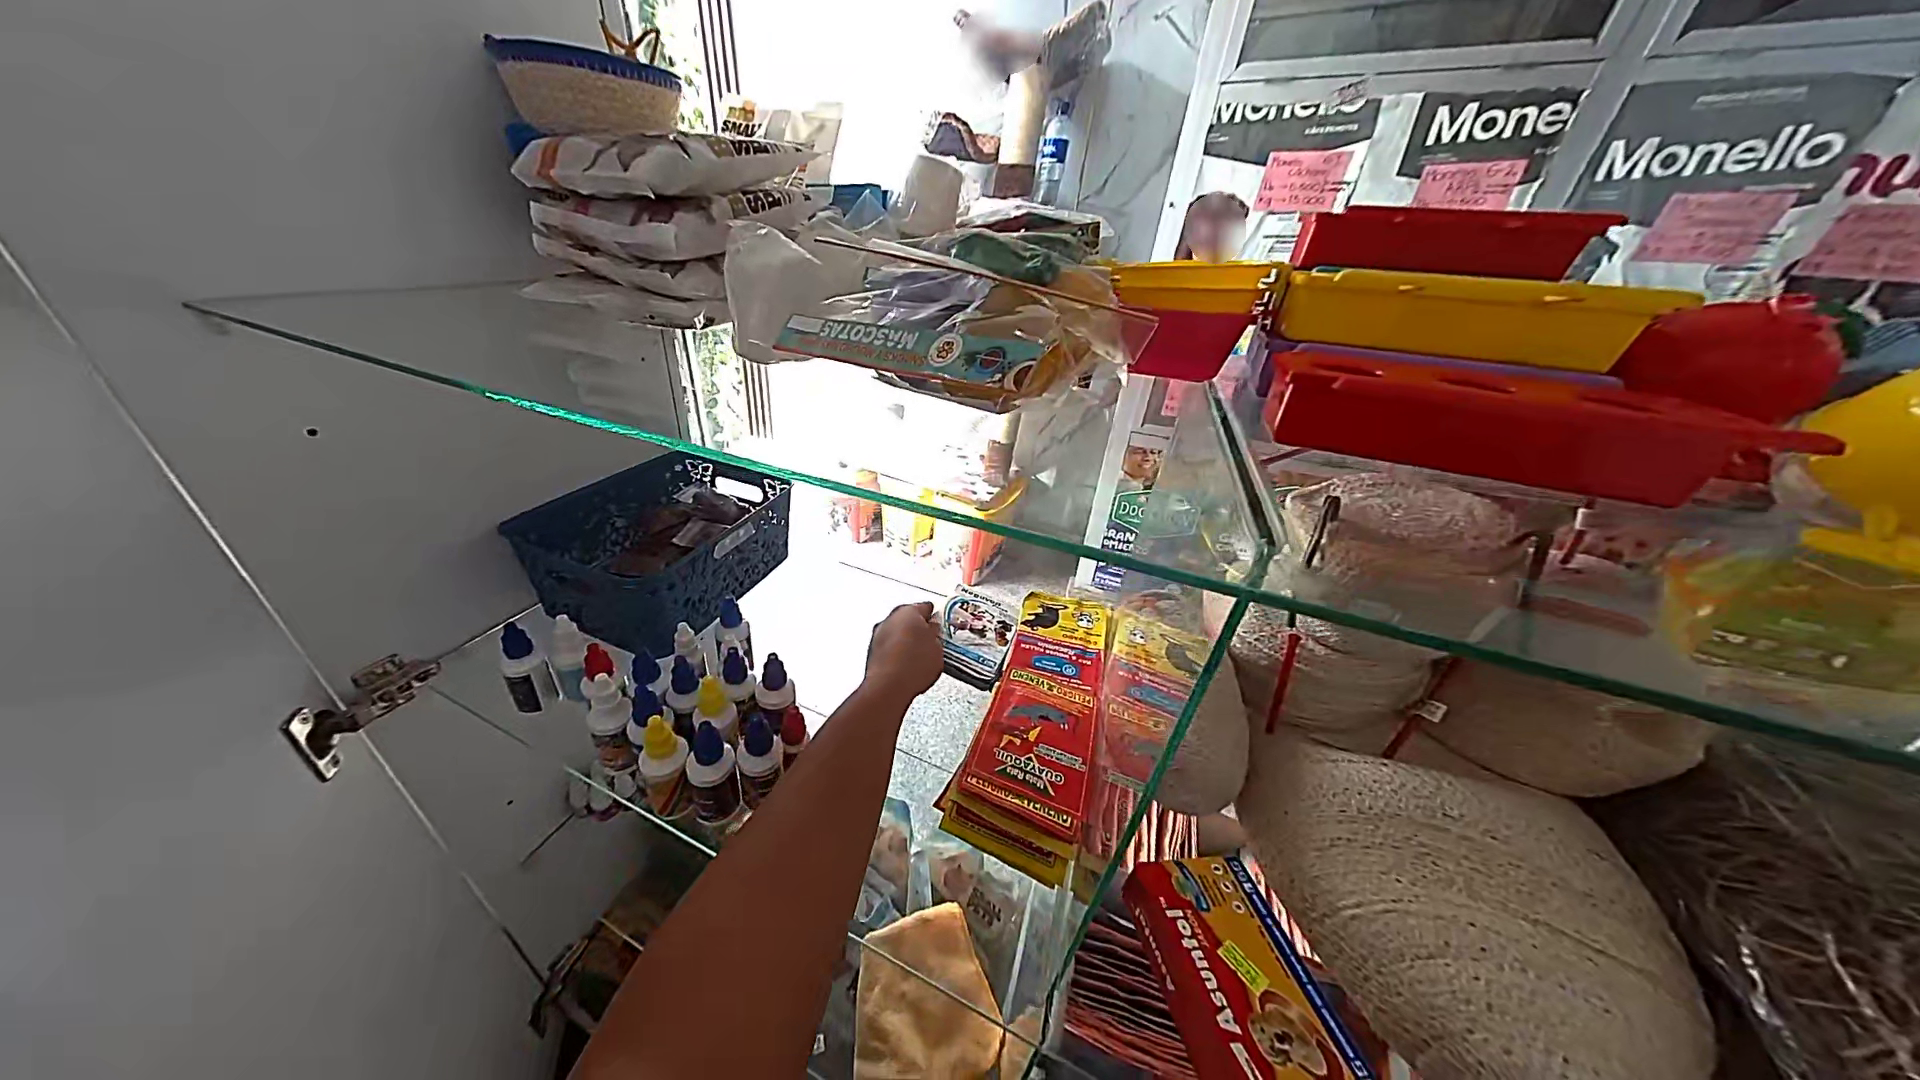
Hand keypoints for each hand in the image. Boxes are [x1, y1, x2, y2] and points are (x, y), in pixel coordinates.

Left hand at [863, 602, 942, 705]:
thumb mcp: (938, 649)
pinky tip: (905, 664)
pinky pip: (888, 647)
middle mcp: (890, 619)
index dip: (933, 614)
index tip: (936, 618)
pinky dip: (896, 652)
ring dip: (905, 640)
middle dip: (917, 627)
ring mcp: (878, 635)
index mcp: (909, 611)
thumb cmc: (912, 665)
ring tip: (918, 655)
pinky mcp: (872, 651)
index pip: (924, 607)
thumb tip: (933, 633)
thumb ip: (935, 636)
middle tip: (929, 638)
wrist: (889, 686)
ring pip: (895, 632)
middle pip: (907, 618)